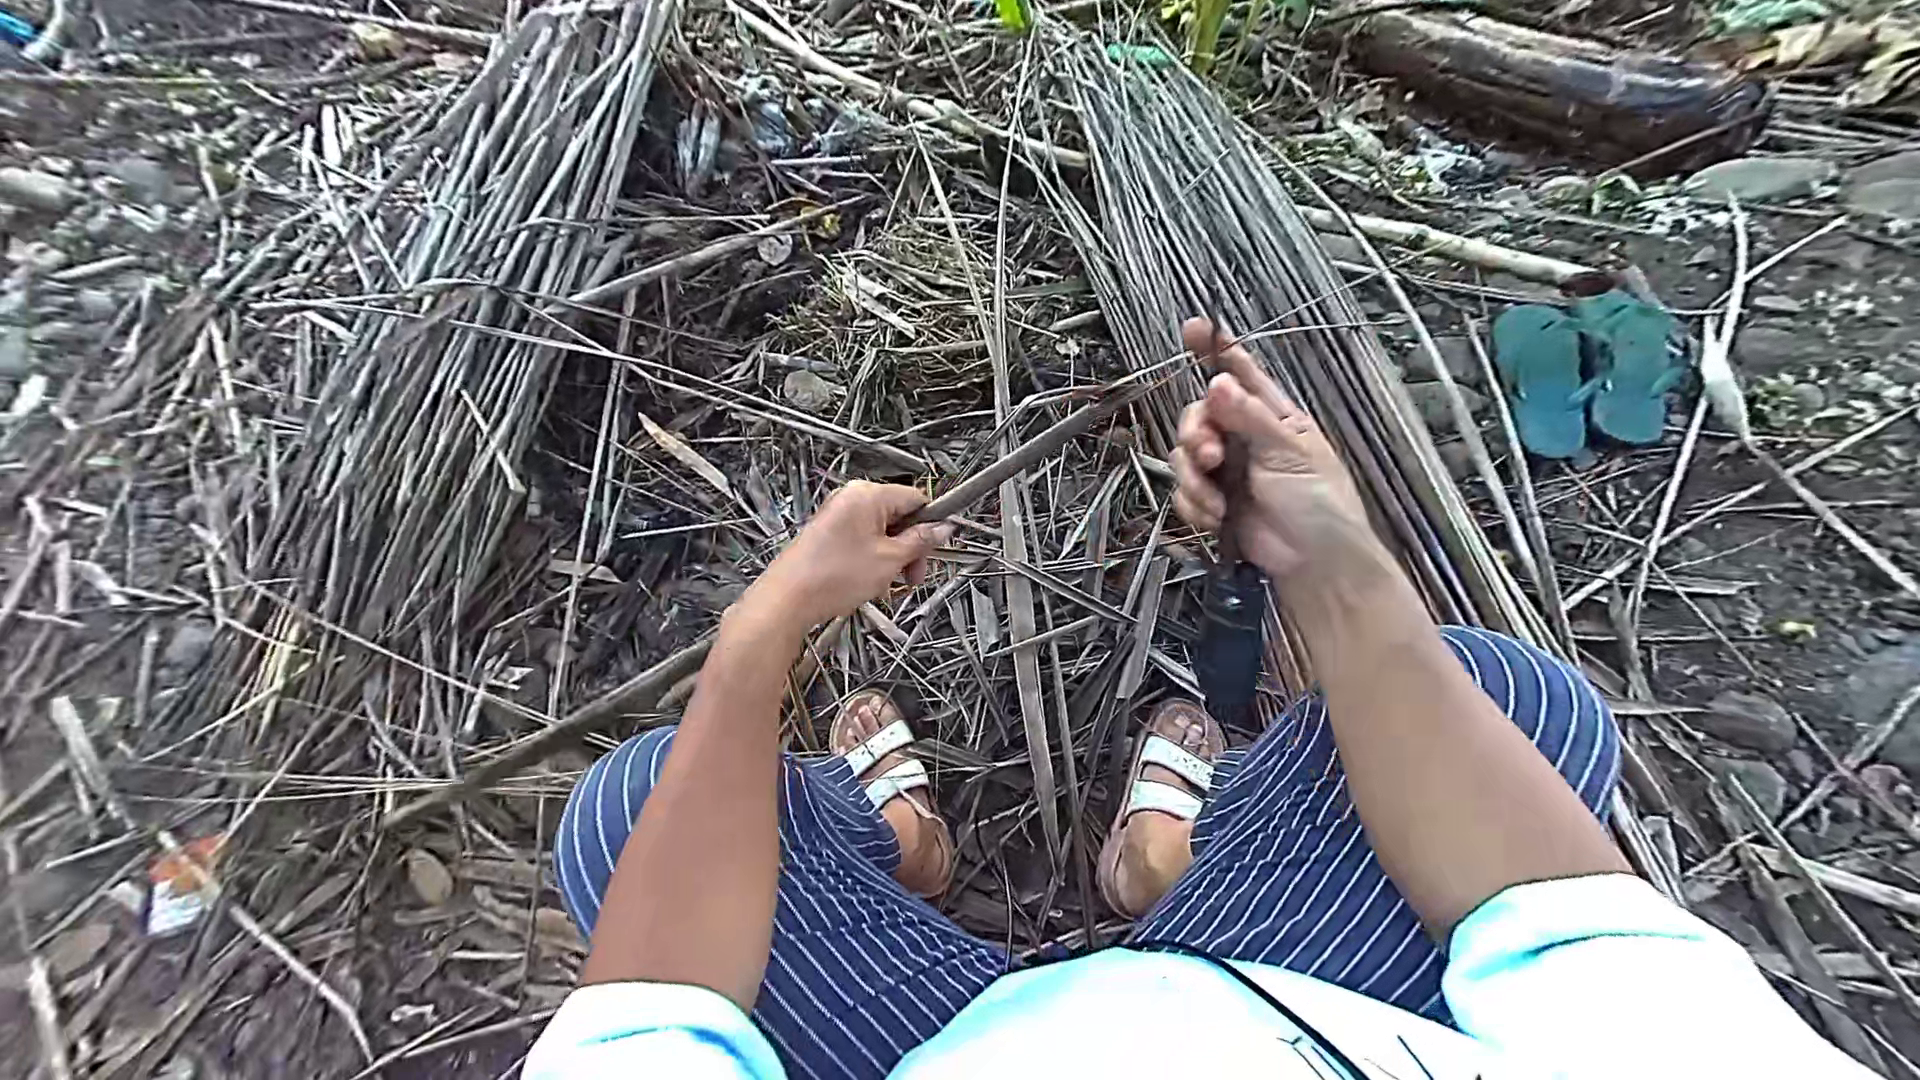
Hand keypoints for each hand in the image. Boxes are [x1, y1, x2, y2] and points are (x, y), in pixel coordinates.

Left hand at [744, 481, 953, 630]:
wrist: (788, 600)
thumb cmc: (829, 576)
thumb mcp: (890, 559)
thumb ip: (921, 541)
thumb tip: (942, 528)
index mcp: (867, 495)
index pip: (916, 498)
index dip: (931, 525)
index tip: (936, 547)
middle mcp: (851, 499)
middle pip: (900, 516)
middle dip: (911, 547)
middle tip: (912, 573)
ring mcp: (839, 516)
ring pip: (883, 532)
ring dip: (894, 557)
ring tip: (888, 581)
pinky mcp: (830, 534)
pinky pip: (865, 540)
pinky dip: (875, 559)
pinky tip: (871, 581)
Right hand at [1170, 318, 1389, 587]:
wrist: (1310, 561)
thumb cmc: (1317, 501)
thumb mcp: (1290, 452)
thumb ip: (1250, 417)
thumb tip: (1217, 383)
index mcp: (1269, 416)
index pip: (1239, 373)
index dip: (1215, 349)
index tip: (1192, 328)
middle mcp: (1241, 437)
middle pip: (1196, 417)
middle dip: (1196, 437)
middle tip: (1210, 457)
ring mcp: (1223, 470)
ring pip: (1182, 457)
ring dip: (1195, 481)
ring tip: (1218, 502)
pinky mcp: (1209, 500)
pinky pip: (1182, 492)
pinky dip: (1194, 506)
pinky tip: (1216, 519)